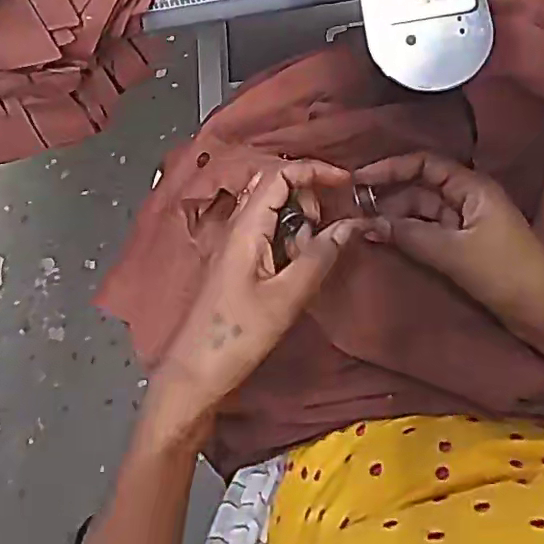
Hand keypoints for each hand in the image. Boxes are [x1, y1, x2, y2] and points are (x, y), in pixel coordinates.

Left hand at [143, 160, 381, 445]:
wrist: (193, 373)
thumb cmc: (237, 335)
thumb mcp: (287, 297)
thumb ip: (319, 256)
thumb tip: (350, 225)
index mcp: (245, 227)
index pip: (279, 174)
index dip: (314, 170)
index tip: (346, 183)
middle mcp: (237, 227)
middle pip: (277, 187)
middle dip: (309, 199)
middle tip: (326, 230)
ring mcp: (234, 243)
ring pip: (273, 212)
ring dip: (300, 222)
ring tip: (310, 256)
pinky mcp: (236, 262)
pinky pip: (267, 233)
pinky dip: (289, 239)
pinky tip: (296, 268)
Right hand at [352, 152, 543, 329]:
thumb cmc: (505, 273)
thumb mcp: (453, 253)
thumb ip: (409, 235)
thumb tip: (368, 223)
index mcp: (473, 187)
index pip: (425, 164)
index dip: (391, 168)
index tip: (358, 179)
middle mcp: (468, 198)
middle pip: (421, 187)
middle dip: (388, 194)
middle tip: (353, 208)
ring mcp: (466, 223)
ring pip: (422, 211)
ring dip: (395, 217)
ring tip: (362, 226)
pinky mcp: (464, 247)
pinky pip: (429, 232)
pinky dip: (408, 235)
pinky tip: (385, 240)